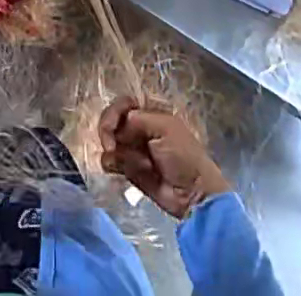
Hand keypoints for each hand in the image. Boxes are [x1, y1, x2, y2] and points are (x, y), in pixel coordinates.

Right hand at [98, 98, 228, 219]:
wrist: (193, 196)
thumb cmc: (184, 157)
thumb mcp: (165, 129)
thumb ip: (138, 120)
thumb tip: (118, 129)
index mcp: (151, 115)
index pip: (124, 103)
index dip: (114, 111)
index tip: (111, 125)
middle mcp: (139, 129)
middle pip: (112, 119)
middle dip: (107, 130)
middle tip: (110, 145)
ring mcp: (133, 148)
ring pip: (108, 138)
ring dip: (110, 148)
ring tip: (117, 161)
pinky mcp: (128, 168)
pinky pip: (109, 159)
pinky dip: (109, 162)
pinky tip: (116, 168)